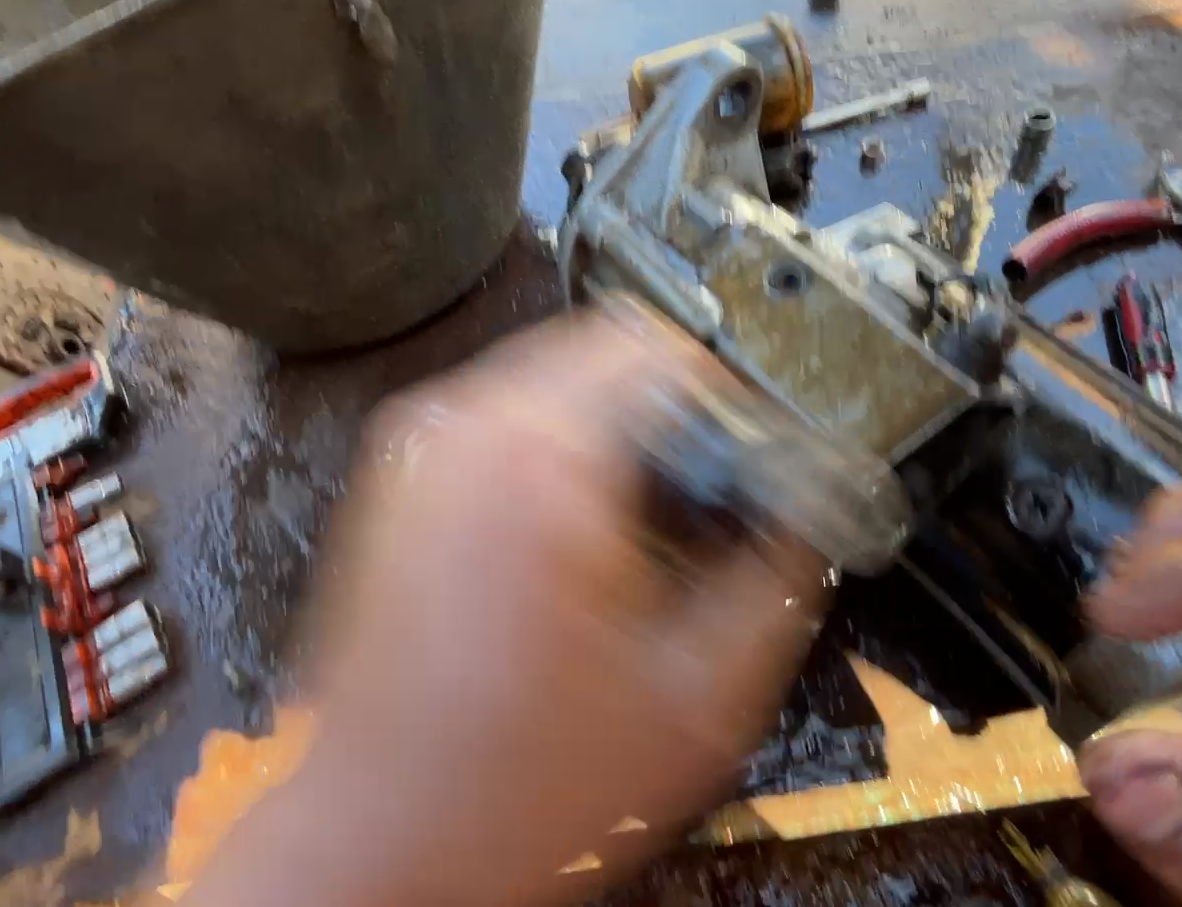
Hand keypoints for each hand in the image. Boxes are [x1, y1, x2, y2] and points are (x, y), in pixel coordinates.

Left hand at [191, 305, 827, 906]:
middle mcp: (467, 426)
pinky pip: (505, 418)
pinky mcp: (404, 474)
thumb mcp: (700, 693)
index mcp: (541, 456)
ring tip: (640, 521)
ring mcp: (423, 445)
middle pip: (605, 349)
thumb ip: (777, 574)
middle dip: (671, 411)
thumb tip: (803, 506)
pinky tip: (577, 530)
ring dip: (616, 429)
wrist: (378, 835)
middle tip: (700, 494)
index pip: (659, 345)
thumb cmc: (519, 785)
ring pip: (556, 377)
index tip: (746, 451)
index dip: (724, 392)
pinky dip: (559, 448)